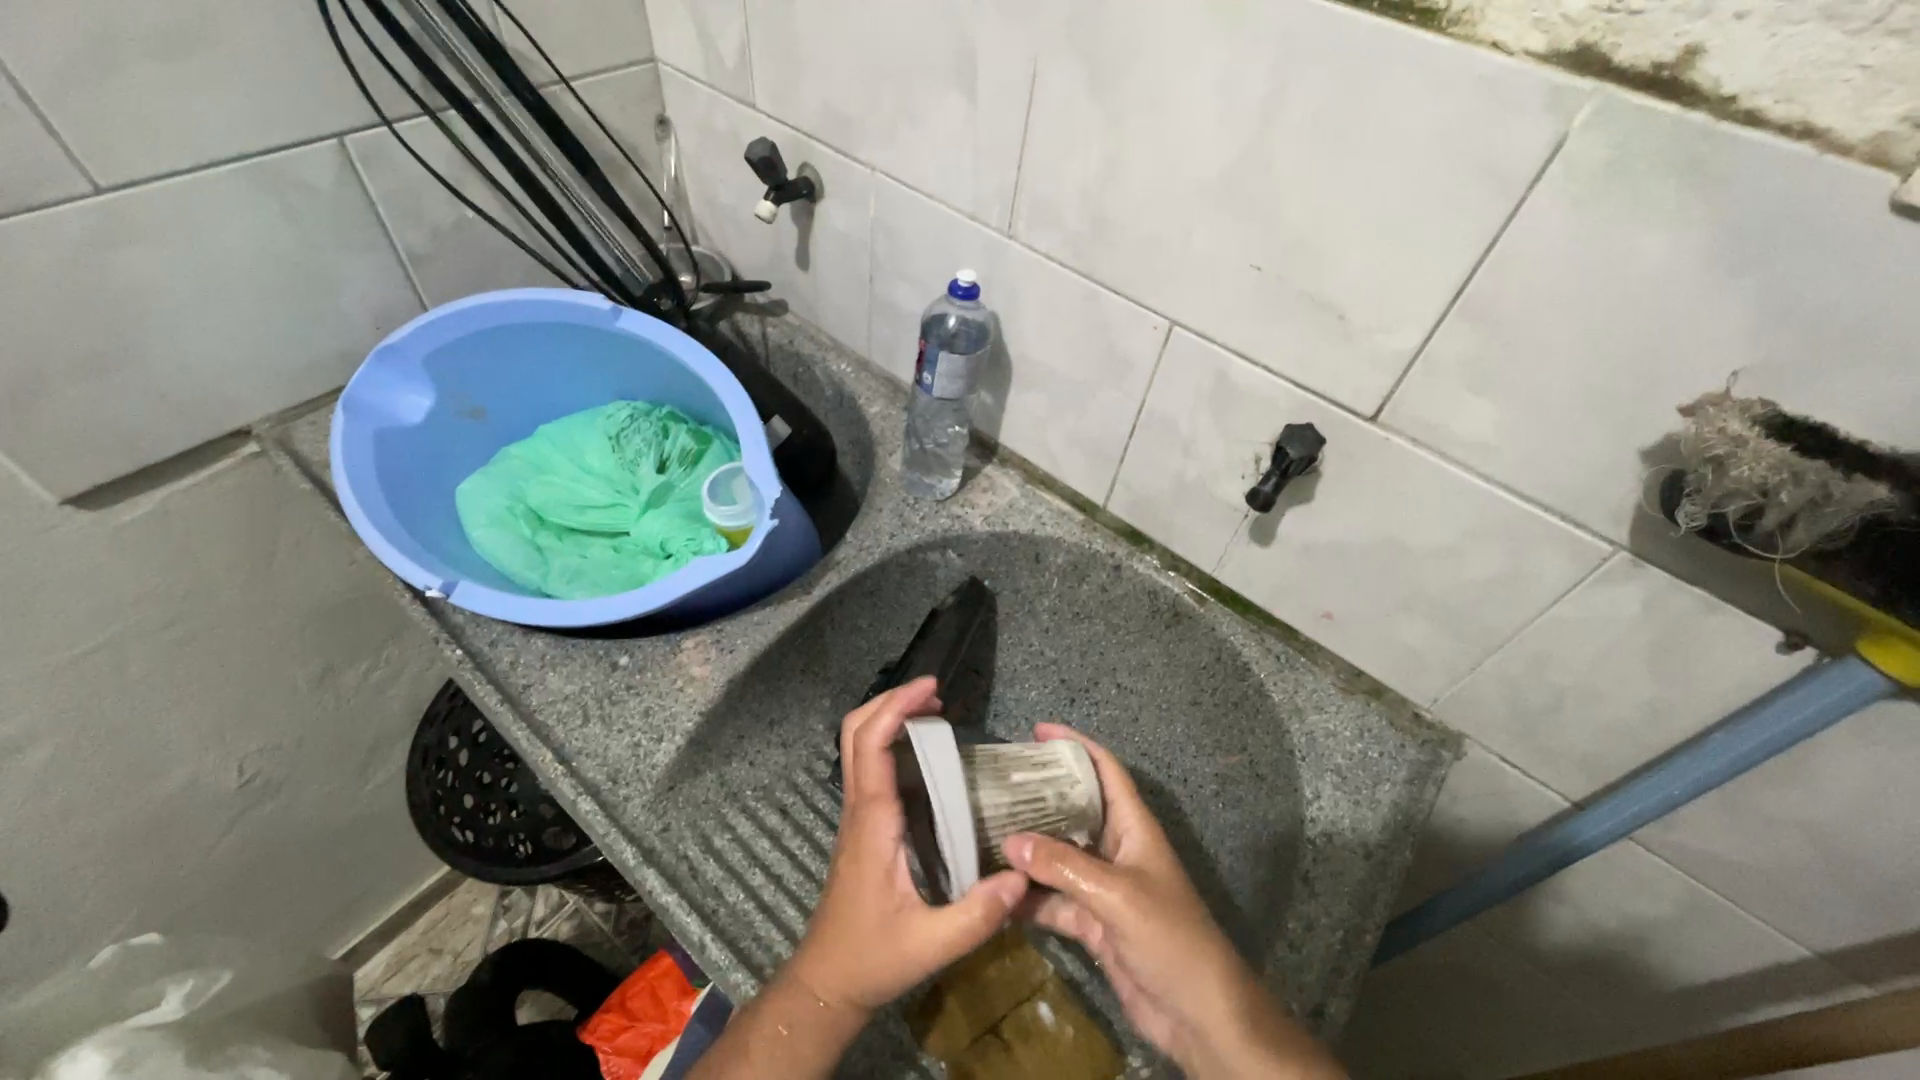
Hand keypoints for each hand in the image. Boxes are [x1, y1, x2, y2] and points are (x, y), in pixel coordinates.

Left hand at [785, 677, 1029, 1013]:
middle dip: (890, 702)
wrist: (827, 983)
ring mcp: (857, 817)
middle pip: (855, 733)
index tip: (932, 690)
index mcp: (872, 822)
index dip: (896, 708)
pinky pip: (869, 769)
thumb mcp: (930, 945)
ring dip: (889, 719)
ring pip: (858, 748)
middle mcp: (859, 810)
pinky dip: (891, 745)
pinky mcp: (862, 829)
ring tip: (936, 716)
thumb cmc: (871, 959)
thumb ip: (977, 915)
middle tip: (935, 695)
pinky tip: (927, 759)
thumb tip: (1022, 876)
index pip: (872, 746)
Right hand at [1003, 724, 1344, 1079]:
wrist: (1199, 1013)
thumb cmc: (1170, 937)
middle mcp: (1117, 850)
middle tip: (993, 786)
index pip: (1105, 770)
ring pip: (1058, 858)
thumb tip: (1010, 840)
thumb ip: (1063, 866)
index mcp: (1134, 827)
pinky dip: (1029, 900)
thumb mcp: (1116, 895)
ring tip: (981, 835)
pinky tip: (996, 897)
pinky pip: (1054, 901)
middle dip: (1038, 796)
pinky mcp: (1094, 923)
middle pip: (1073, 810)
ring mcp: (1104, 888)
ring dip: (1026, 852)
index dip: (1075, 745)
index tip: (1036, 731)